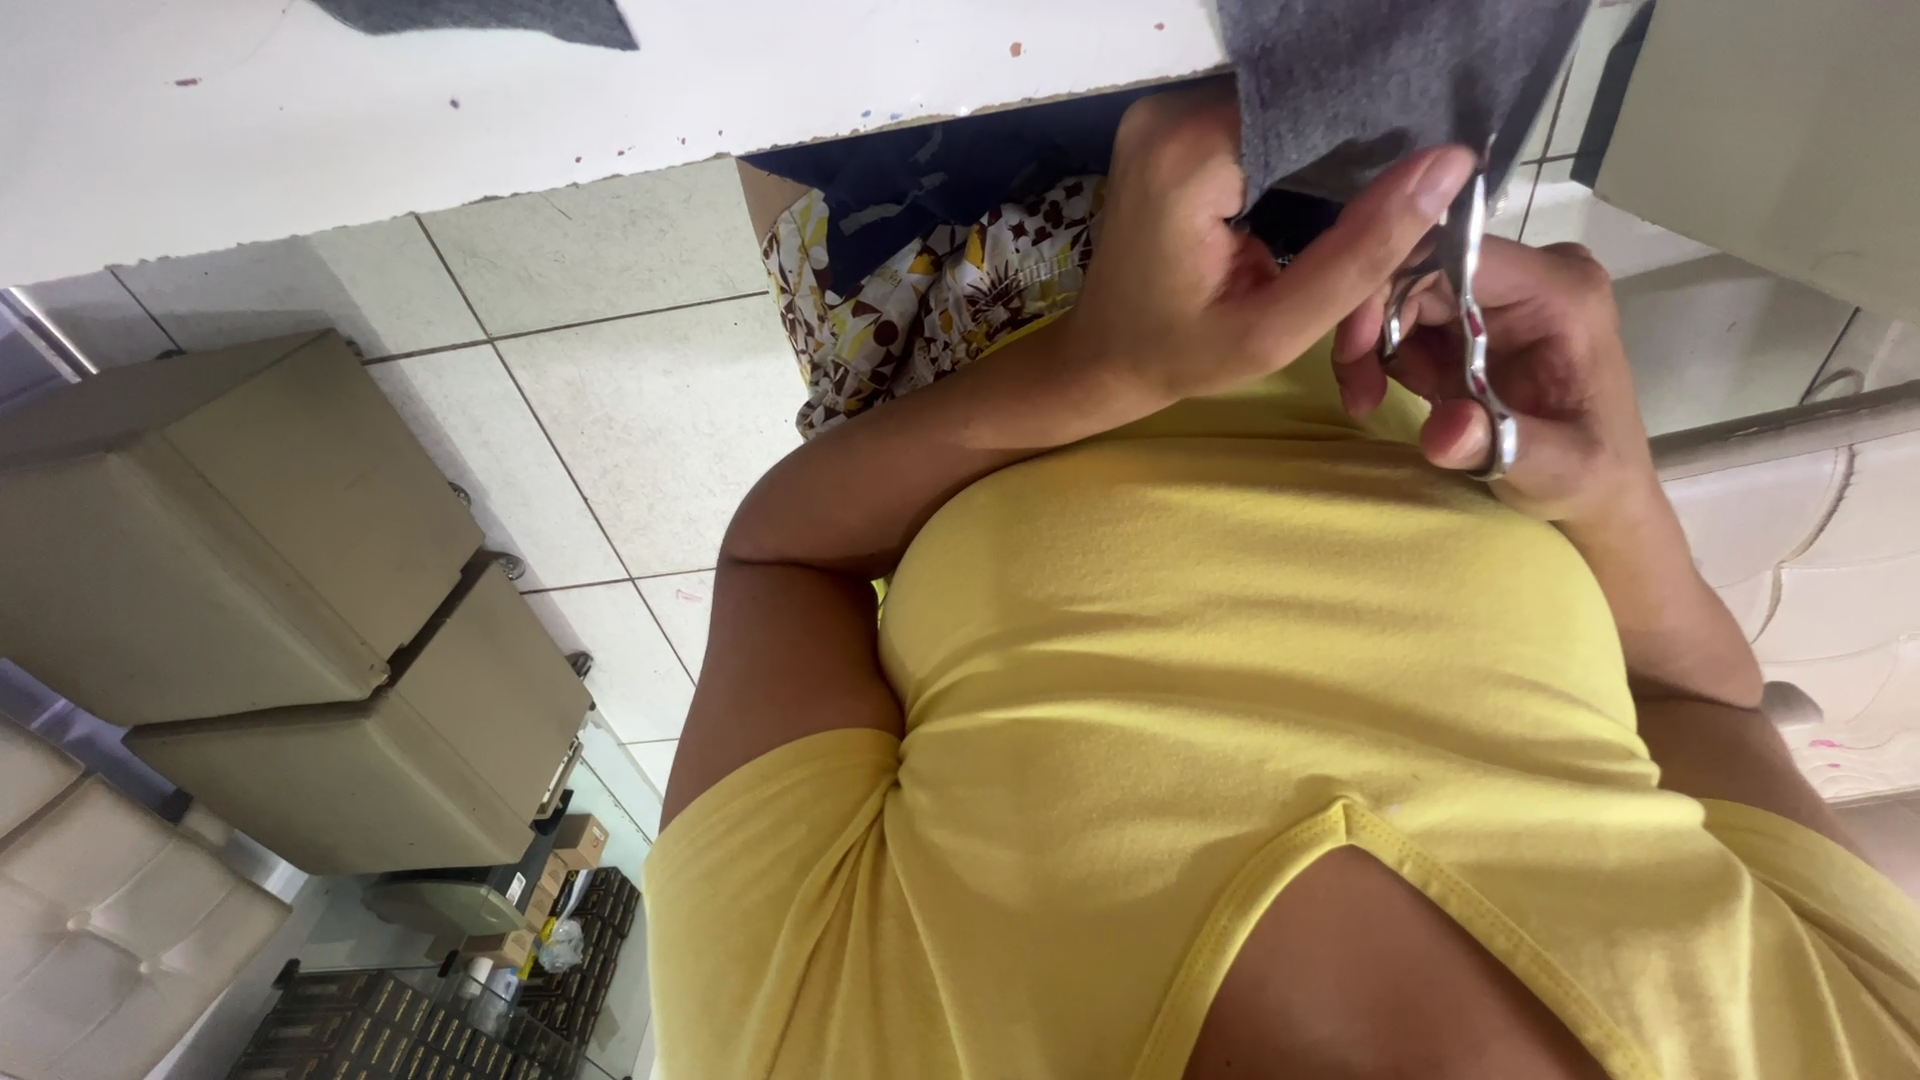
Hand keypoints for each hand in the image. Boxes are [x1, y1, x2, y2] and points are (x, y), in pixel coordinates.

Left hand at [1064, 82, 1475, 403]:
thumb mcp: (1272, 330)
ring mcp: (1159, 115)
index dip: (1377, 136)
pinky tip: (1310, 190)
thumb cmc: (1176, 358)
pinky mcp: (1164, 127)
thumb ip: (1358, 255)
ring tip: (1354, 198)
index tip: (1418, 175)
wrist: (1100, 359)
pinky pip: (1253, 117)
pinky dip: (1290, 148)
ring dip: (1323, 147)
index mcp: (1187, 155)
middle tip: (1391, 197)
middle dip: (1350, 145)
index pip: (1317, 105)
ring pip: (1281, 105)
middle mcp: (1167, 114)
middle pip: (1299, 100)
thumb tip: (1448, 166)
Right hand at [1331, 238, 1658, 531]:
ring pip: (1401, 293)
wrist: (1595, 490)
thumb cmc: (1588, 479)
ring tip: (1371, 400)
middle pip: (1417, 270)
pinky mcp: (1473, 318)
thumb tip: (1442, 430)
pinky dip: (1381, 355)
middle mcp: (1531, 277)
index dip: (1389, 291)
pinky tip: (1389, 392)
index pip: (1453, 257)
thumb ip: (1499, 446)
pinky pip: (1405, 316)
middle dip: (1371, 329)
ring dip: (1371, 349)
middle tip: (1358, 394)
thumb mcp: (1555, 473)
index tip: (1354, 353)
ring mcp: (1499, 295)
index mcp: (1559, 293)